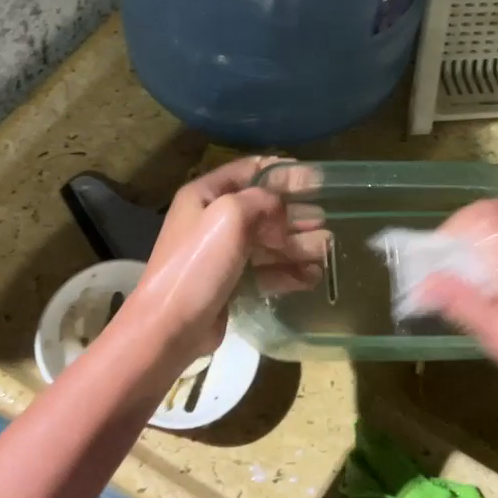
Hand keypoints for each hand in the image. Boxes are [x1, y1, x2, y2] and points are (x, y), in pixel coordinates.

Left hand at [119, 156, 327, 364]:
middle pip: (263, 208)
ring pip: (267, 242)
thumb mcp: (231, 215)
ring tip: (327, 248)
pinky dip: (288, 271)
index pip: (251, 171)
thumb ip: (264, 201)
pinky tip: (313, 275)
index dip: (284, 172)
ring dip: (298, 243)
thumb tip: (282, 213)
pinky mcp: (230, 284)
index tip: (317, 179)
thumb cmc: (198, 262)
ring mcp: (221, 254)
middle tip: (325, 218)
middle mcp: (213, 219)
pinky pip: (265, 271)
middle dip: (295, 212)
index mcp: (206, 194)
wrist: (169, 327)